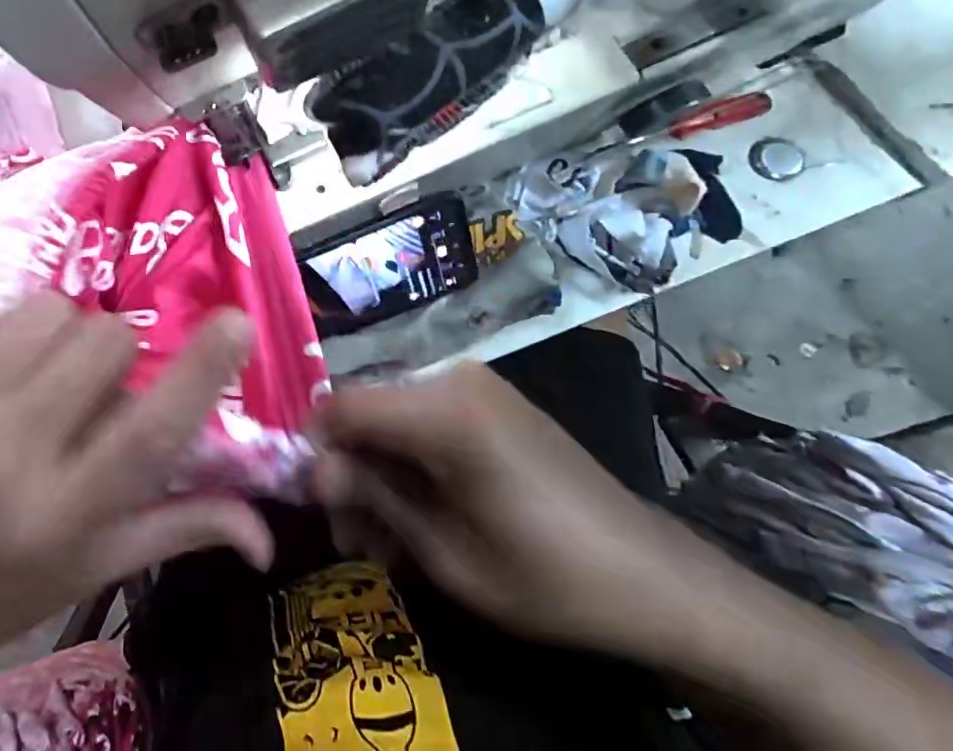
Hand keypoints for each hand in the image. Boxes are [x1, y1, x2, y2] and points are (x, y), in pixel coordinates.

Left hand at [0, 263, 274, 686]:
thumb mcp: (104, 565)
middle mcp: (2, 458)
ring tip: (35, 369)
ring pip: (38, 311)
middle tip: (91, 387)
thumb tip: (268, 534)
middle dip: (115, 355)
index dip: (204, 366)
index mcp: (67, 511)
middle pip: (101, 343)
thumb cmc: (9, 590)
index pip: (151, 428)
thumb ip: (188, 527)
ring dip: (55, 331)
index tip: (236, 322)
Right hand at [312, 362, 769, 667]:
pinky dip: (410, 461)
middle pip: (367, 409)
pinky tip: (419, 513)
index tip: (309, 501)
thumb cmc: (541, 574)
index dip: (313, 447)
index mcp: (445, 409)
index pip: (342, 404)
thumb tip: (312, 468)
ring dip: (378, 471)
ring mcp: (477, 384)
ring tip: (385, 538)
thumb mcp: (443, 550)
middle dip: (348, 469)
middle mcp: (456, 378)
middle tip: (352, 537)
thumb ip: (372, 496)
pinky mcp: (491, 400)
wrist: (644, 573)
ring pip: (393, 416)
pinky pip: (426, 418)